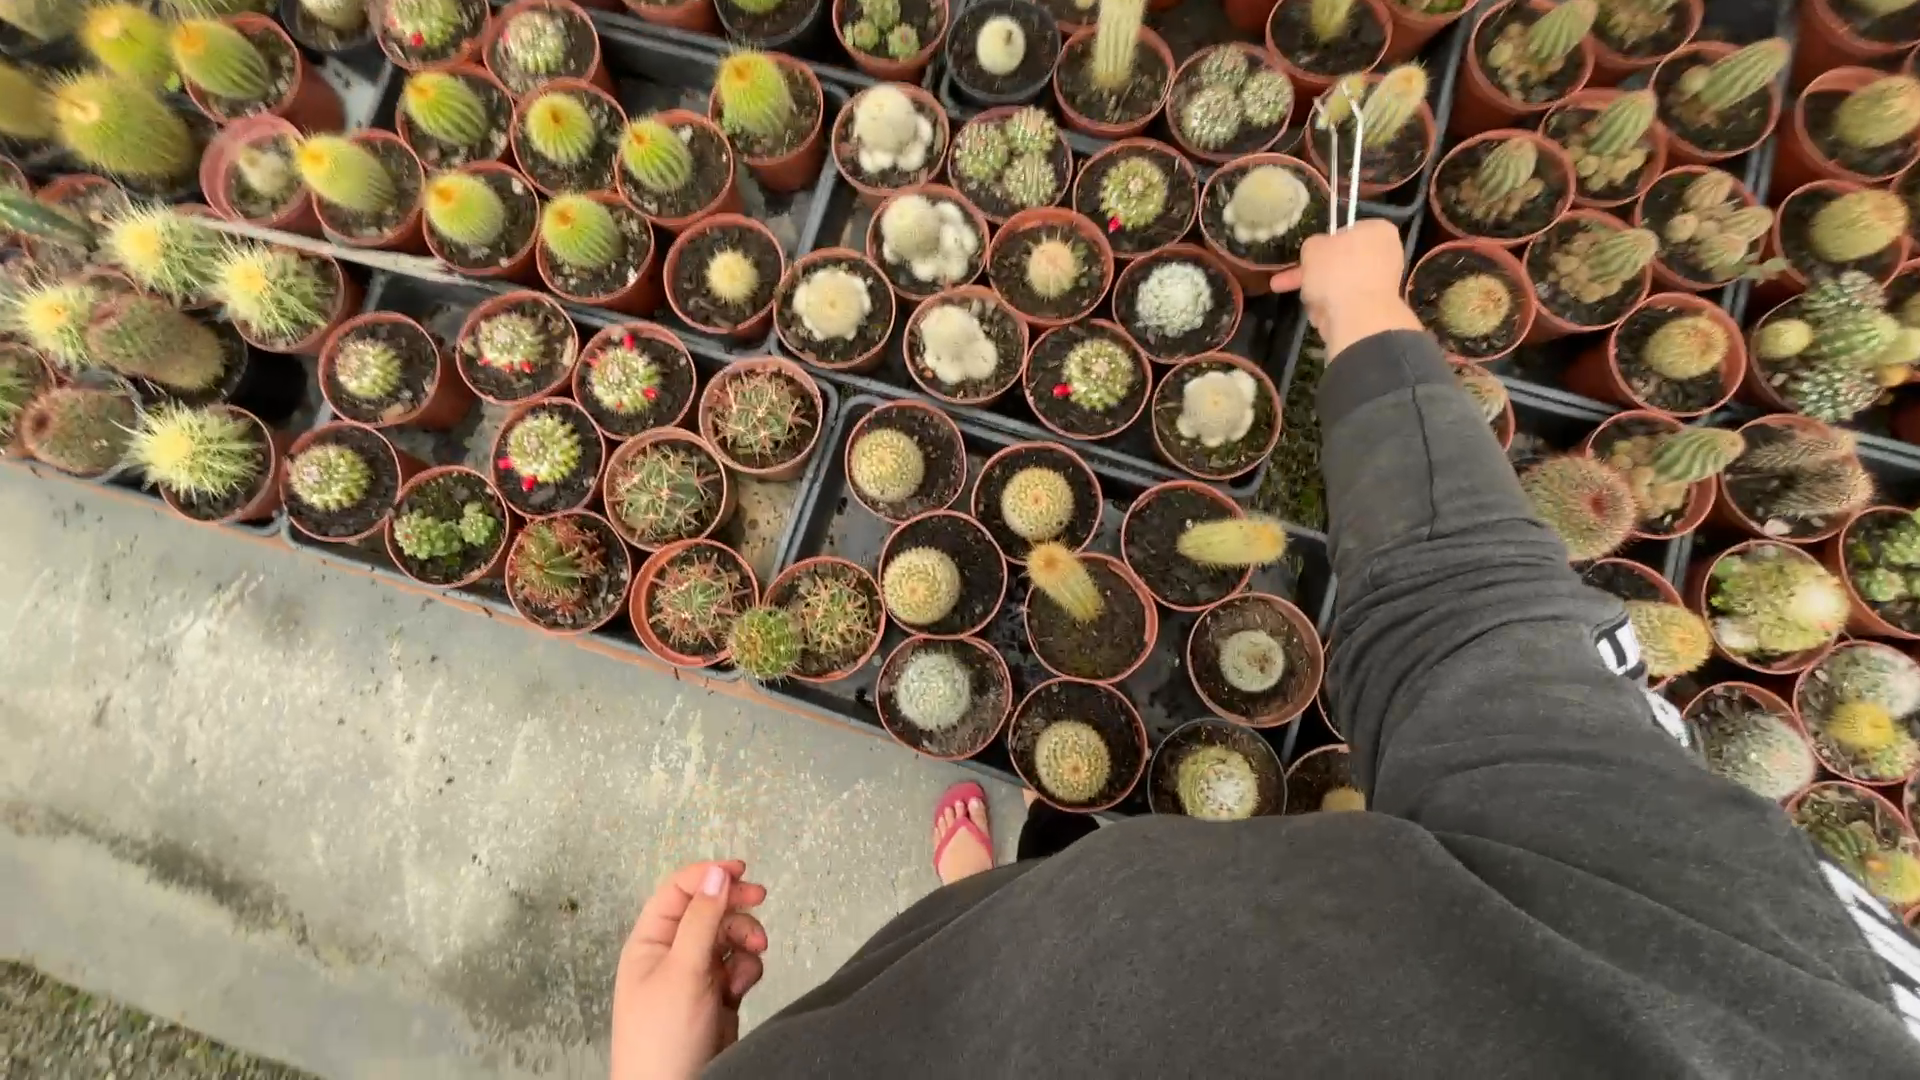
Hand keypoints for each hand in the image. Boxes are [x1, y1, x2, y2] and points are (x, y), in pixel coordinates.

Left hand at [610, 859, 768, 1079]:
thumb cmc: (666, 1037)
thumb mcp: (683, 972)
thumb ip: (701, 919)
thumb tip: (716, 872)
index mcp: (651, 942)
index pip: (678, 890)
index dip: (708, 875)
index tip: (742, 871)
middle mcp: (671, 953)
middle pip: (709, 908)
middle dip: (734, 906)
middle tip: (760, 899)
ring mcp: (695, 975)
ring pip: (729, 935)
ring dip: (745, 939)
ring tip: (754, 956)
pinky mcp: (717, 994)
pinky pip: (739, 964)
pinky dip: (747, 968)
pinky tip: (743, 987)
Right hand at [1269, 220, 1422, 359]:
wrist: (1357, 315)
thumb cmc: (1336, 272)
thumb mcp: (1312, 248)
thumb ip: (1313, 244)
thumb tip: (1316, 250)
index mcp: (1377, 228)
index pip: (1344, 233)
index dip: (1321, 247)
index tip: (1304, 259)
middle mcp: (1387, 251)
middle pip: (1341, 261)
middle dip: (1314, 274)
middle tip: (1288, 283)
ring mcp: (1384, 280)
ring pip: (1341, 284)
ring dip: (1320, 293)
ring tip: (1308, 302)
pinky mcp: (1377, 305)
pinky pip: (1346, 302)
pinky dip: (1332, 308)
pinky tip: (1321, 314)